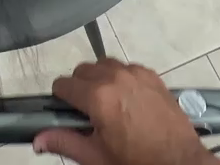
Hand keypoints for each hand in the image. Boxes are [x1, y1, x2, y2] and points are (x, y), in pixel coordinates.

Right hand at [34, 59, 218, 164]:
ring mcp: (134, 73)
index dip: (61, 99)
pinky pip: (125, 67)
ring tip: (107, 104)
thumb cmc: (137, 163)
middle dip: (79, 88)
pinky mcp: (150, 74)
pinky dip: (120, 78)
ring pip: (103, 65)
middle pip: (82, 70)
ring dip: (99, 79)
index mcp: (98, 97)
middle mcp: (114, 77)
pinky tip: (127, 100)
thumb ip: (65, 143)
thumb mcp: (98, 158)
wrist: (181, 164)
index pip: (63, 84)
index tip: (67, 112)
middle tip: (88, 113)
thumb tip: (38, 139)